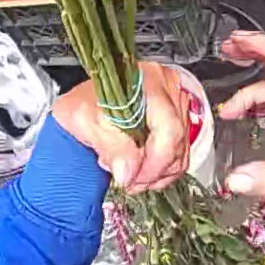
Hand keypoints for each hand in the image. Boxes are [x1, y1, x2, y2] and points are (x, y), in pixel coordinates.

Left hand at [51, 61, 190, 192]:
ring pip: (181, 151)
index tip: (128, 179)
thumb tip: (128, 173)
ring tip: (130, 174)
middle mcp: (170, 90)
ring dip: (157, 172)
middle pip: (177, 142)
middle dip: (152, 172)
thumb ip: (109, 145)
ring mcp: (176, 103)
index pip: (168, 130)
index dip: (152, 163)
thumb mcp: (84, 119)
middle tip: (126, 181)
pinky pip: (180, 151)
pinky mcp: (176, 118)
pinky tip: (140, 168)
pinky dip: (162, 167)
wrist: (86, 94)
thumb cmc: (83, 100)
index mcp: (150, 83)